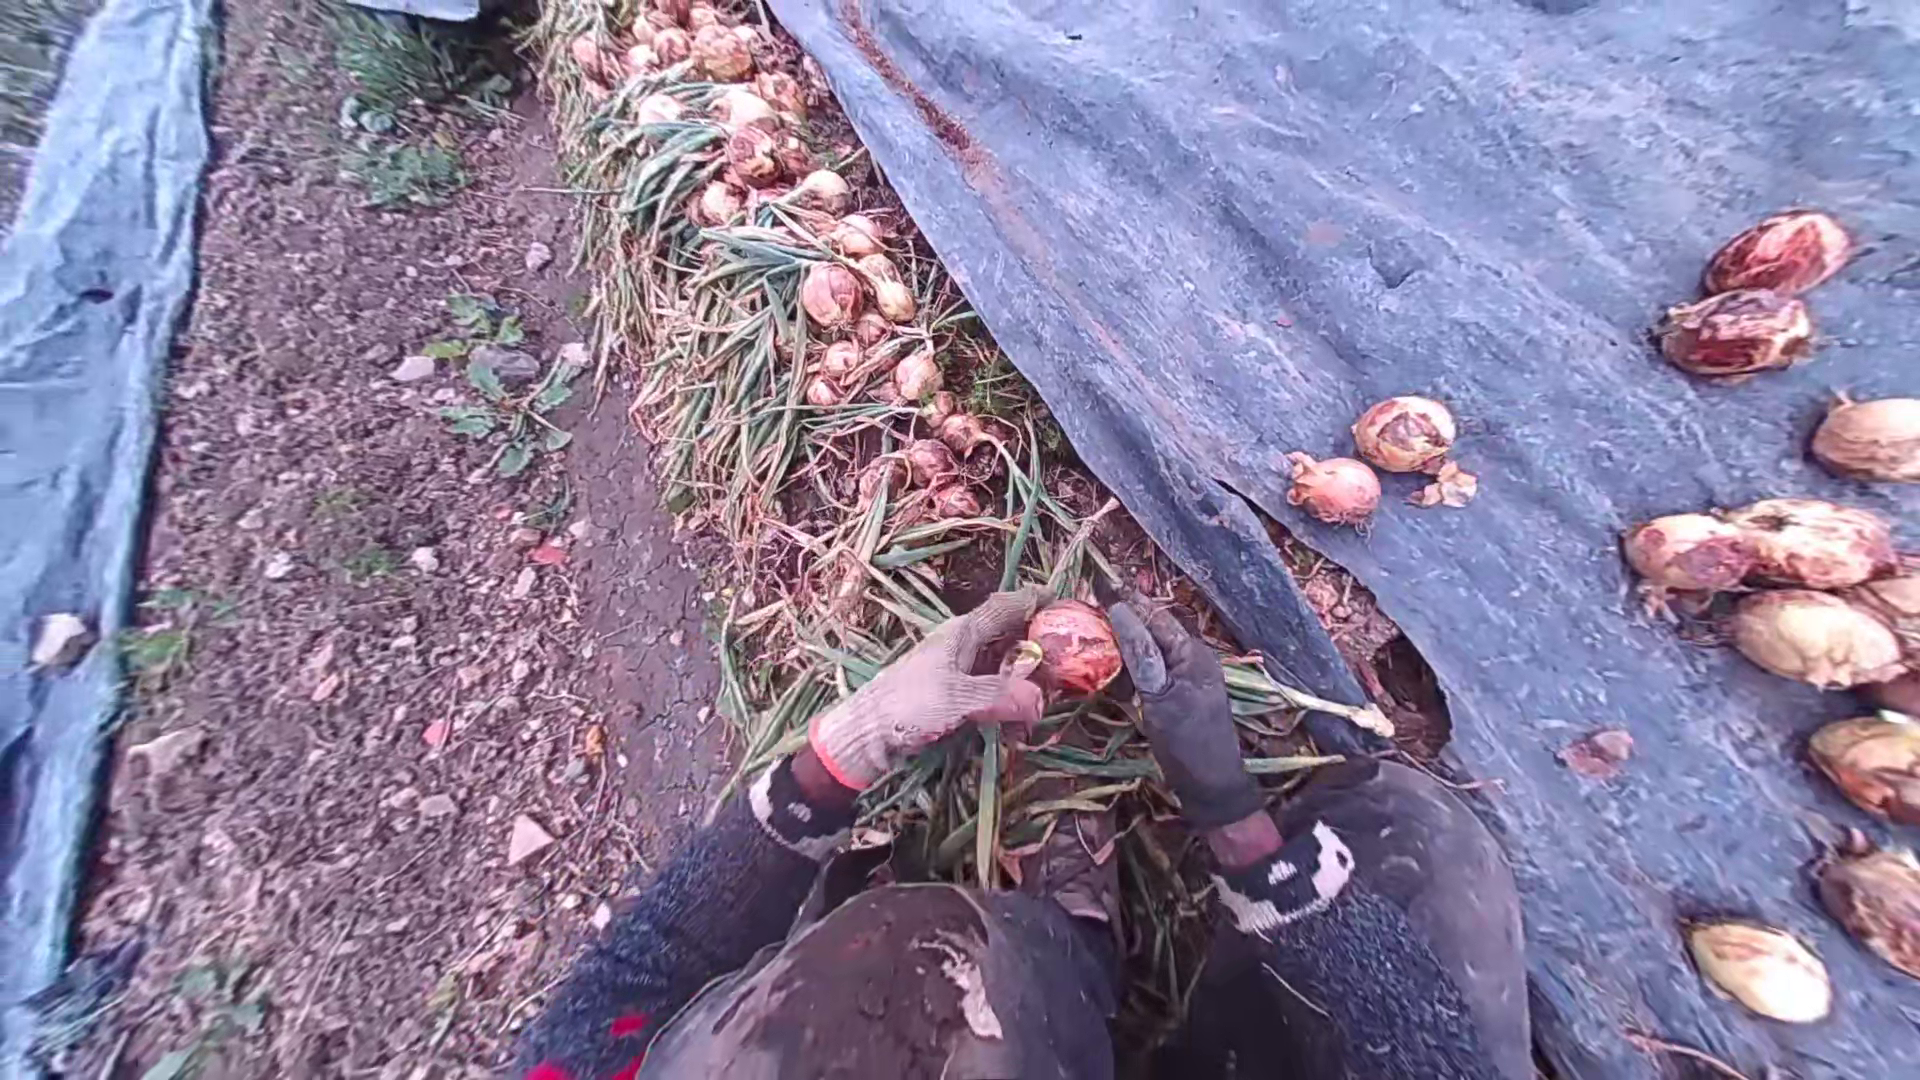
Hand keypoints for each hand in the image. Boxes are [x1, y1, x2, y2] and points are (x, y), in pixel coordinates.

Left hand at [809, 587, 1046, 788]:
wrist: (869, 733)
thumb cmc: (908, 704)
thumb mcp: (957, 698)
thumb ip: (1000, 696)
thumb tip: (1040, 701)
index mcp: (963, 633)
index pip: (1004, 607)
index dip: (1033, 600)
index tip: (1062, 600)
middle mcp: (964, 646)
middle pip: (1010, 636)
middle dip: (1038, 647)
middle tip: (1066, 663)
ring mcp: (960, 670)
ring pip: (1004, 666)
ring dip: (1026, 681)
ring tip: (1045, 700)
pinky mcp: (957, 694)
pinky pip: (993, 691)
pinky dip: (1009, 703)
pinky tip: (1018, 725)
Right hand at [1110, 602, 1262, 829]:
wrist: (1211, 788)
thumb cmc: (1186, 742)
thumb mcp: (1159, 696)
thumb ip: (1140, 652)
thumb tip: (1121, 610)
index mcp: (1191, 653)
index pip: (1153, 615)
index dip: (1125, 597)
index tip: (1097, 580)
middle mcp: (1190, 658)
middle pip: (1151, 627)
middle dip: (1121, 613)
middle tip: (1088, 602)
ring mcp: (1184, 676)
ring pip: (1148, 647)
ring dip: (1122, 637)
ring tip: (1092, 625)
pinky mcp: (1175, 692)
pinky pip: (1150, 667)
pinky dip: (1129, 662)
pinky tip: (1109, 662)